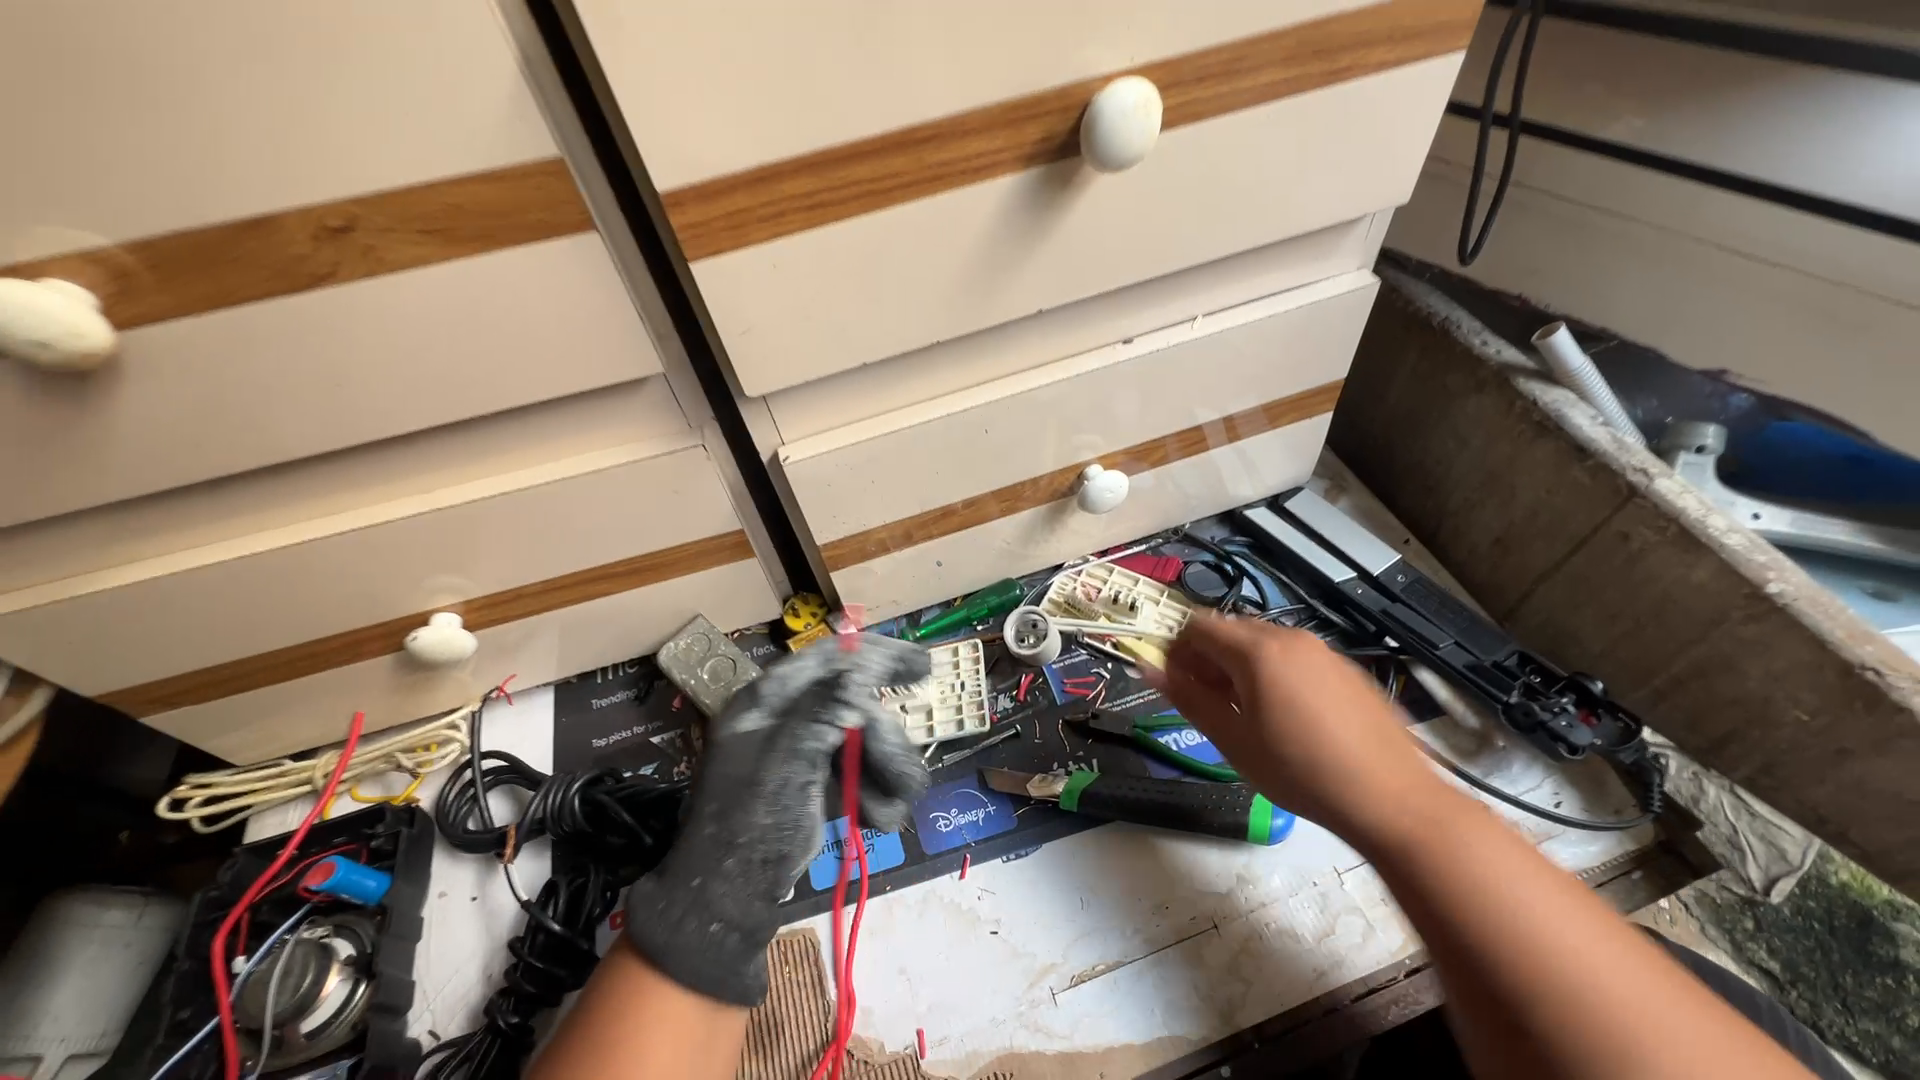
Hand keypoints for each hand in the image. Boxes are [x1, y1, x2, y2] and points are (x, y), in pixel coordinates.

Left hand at [625, 634, 930, 1005]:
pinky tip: (877, 819)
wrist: (732, 899)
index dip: (877, 654)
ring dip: (886, 775)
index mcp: (768, 702)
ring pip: (869, 741)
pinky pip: (866, 771)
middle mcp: (790, 718)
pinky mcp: (822, 781)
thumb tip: (862, 666)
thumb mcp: (786, 761)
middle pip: (859, 704)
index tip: (924, 666)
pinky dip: (878, 795)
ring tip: (884, 813)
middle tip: (895, 770)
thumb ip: (824, 708)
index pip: (829, 657)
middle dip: (884, 740)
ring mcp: (807, 751)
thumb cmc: (749, 826)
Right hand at [1144, 614, 1454, 849]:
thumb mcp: (1232, 741)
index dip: (1176, 650)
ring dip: (1240, 666)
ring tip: (1246, 715)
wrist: (1391, 798)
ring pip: (1264, 644)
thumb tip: (1148, 668)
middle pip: (1231, 630)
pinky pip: (1296, 658)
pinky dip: (1275, 674)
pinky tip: (1288, 719)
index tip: (1174, 685)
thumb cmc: (1299, 772)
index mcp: (1257, 650)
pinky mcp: (1348, 670)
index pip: (1197, 626)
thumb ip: (1187, 698)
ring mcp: (1324, 651)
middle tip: (1207, 704)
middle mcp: (1290, 637)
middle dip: (1207, 658)